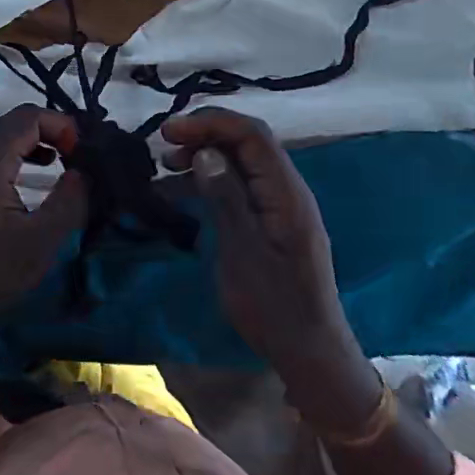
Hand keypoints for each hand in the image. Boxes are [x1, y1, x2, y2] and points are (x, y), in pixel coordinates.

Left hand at [0, 106, 89, 328]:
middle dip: (50, 129)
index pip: (29, 117)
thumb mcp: (41, 241)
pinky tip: (35, 176)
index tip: (83, 152)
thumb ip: (69, 202)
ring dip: (34, 140)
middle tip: (76, 153)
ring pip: (2, 135)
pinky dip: (18, 153)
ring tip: (61, 162)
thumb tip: (83, 173)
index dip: (61, 125)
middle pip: (14, 120)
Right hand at [162, 108, 378, 431]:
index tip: (170, 132)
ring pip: (243, 161)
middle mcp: (288, 189)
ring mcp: (281, 203)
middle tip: (165, 147)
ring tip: (168, 165)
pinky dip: (213, 179)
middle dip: (206, 134)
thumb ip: (227, 198)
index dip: (211, 122)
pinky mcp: (272, 219)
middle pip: (248, 141)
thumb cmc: (274, 307)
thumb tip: (206, 151)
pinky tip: (184, 190)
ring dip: (207, 154)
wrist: (310, 351)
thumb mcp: (243, 253)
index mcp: (287, 193)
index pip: (252, 134)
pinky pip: (242, 184)